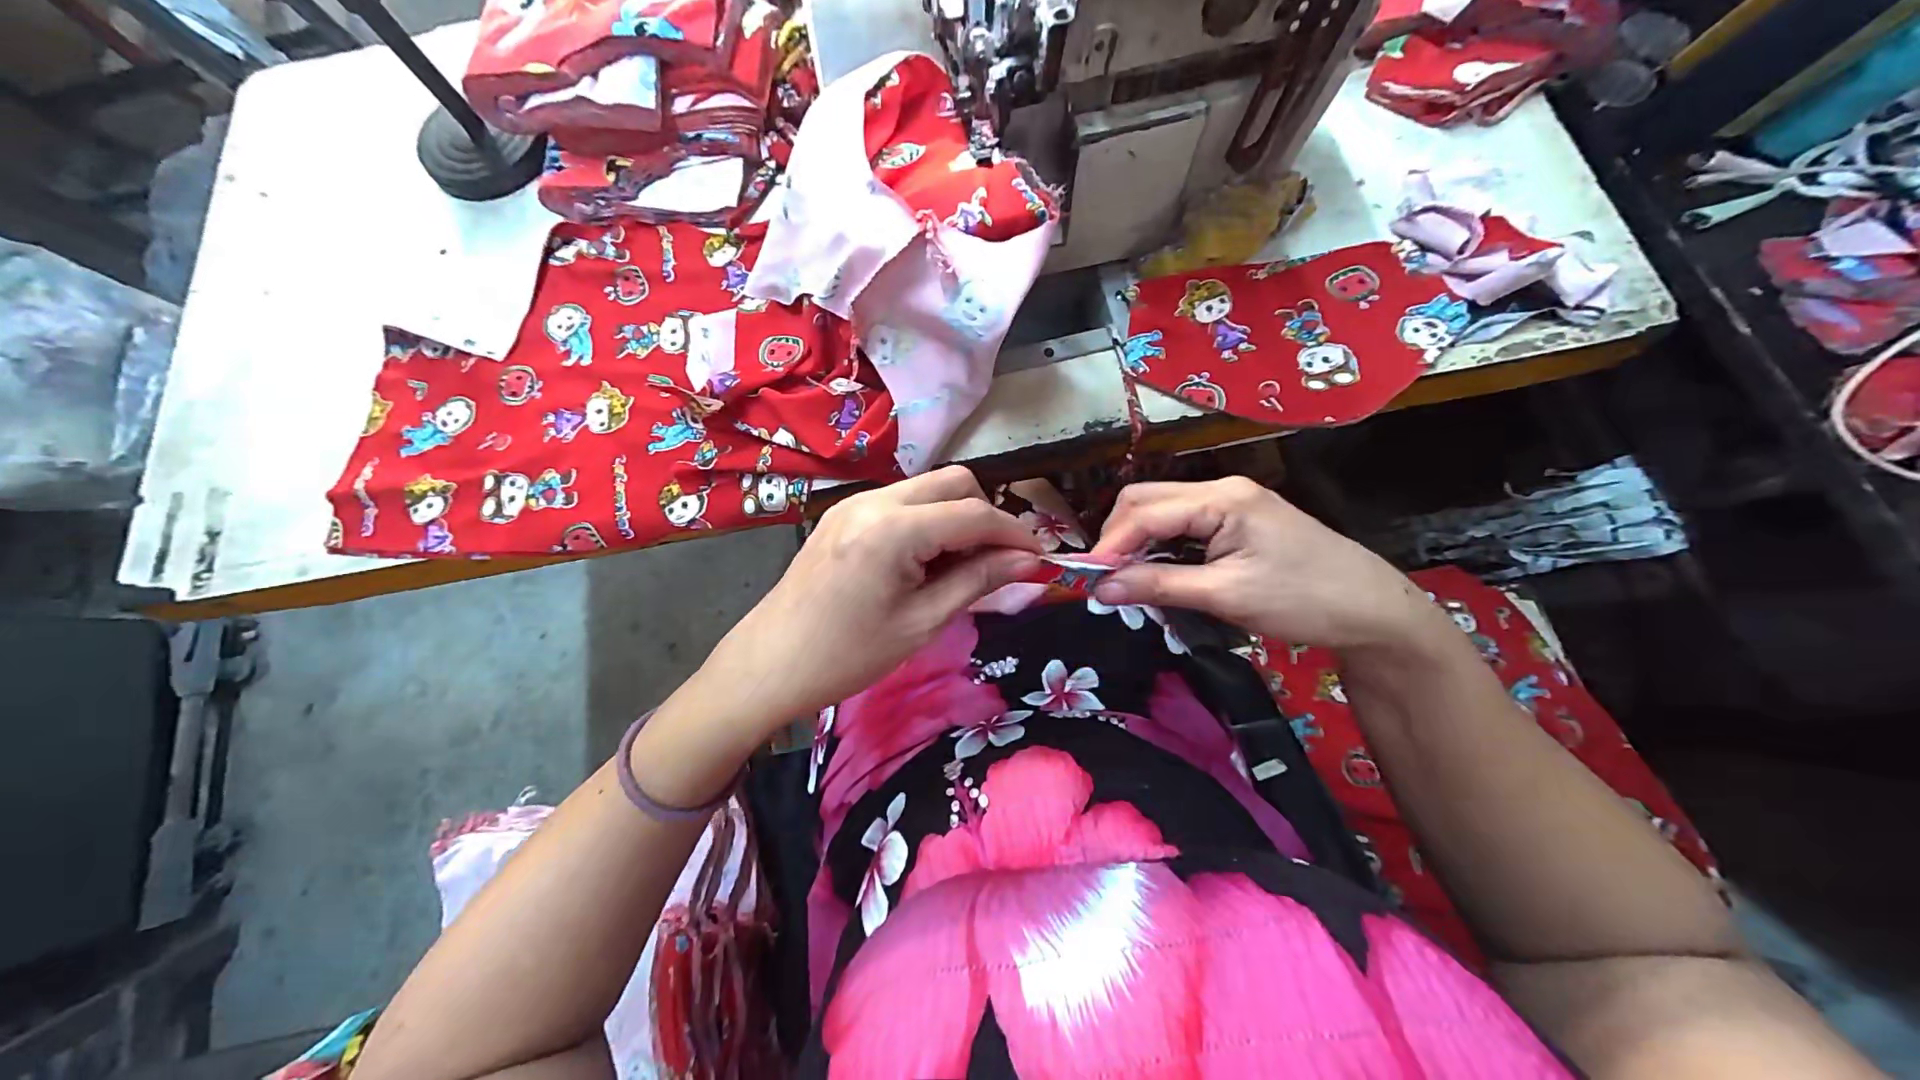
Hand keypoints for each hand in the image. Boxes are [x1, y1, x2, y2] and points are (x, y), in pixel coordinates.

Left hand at [688, 466, 1042, 736]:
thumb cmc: (847, 655)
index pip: (974, 513)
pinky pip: (902, 503)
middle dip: (987, 515)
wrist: (768, 665)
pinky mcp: (843, 514)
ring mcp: (854, 503)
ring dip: (957, 517)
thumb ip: (979, 581)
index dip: (1015, 533)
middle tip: (1001, 561)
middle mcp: (874, 500)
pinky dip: (928, 521)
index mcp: (894, 528)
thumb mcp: (922, 622)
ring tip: (965, 567)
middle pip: (954, 482)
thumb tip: (1029, 562)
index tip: (1041, 558)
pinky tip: (928, 562)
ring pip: (928, 489)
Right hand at [1089, 477, 1440, 649]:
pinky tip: (1155, 572)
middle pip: (1147, 501)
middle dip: (1118, 537)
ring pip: (1162, 511)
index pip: (1145, 512)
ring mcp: (1232, 502)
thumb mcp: (1226, 596)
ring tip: (1124, 579)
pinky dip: (1160, 546)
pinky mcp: (1238, 521)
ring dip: (1137, 541)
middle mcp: (1222, 489)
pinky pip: (1183, 524)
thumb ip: (1159, 587)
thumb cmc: (1303, 600)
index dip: (1110, 545)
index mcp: (1222, 498)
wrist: (1373, 612)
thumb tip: (1100, 587)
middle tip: (1104, 579)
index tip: (1087, 580)